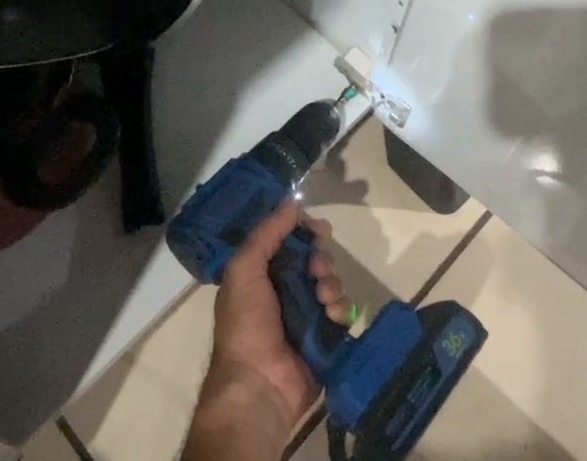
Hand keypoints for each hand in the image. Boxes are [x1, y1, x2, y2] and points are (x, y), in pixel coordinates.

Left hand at [183, 201, 351, 460]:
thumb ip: (267, 233)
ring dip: (331, 283)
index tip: (319, 228)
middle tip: (317, 268)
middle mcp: (282, 291)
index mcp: (259, 274)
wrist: (259, 384)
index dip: (303, 231)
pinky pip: (341, 312)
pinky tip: (333, 315)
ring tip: (324, 297)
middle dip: (320, 258)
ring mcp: (305, 315)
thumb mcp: (245, 269)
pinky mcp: (324, 338)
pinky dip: (341, 308)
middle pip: (313, 259)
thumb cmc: (246, 323)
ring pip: (330, 282)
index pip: (287, 241)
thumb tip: (291, 202)